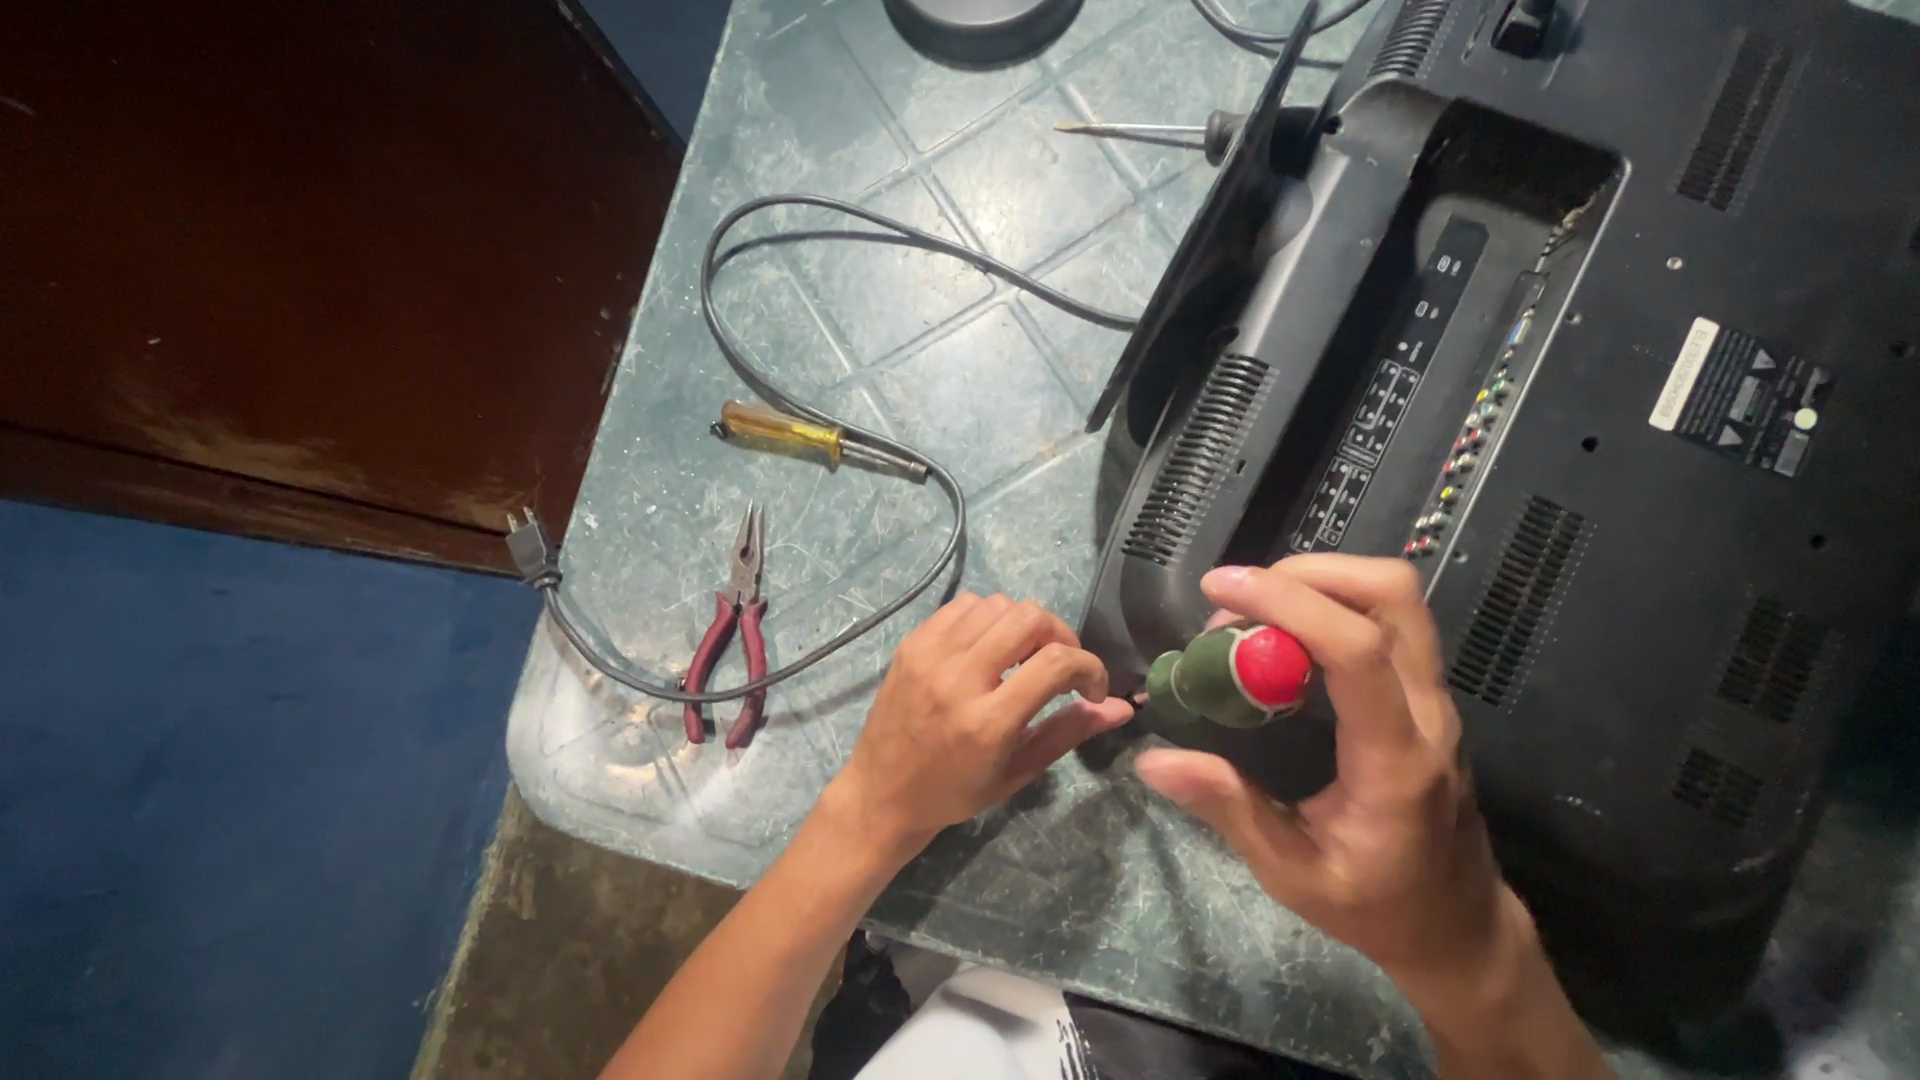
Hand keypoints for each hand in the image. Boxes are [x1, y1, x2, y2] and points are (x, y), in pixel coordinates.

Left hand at [829, 593, 1134, 848]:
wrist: (880, 793)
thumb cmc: (954, 793)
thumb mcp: (1018, 772)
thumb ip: (1069, 732)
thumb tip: (1121, 707)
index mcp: (987, 721)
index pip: (1055, 663)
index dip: (1089, 667)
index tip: (1091, 688)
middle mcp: (958, 678)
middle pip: (1028, 617)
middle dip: (1060, 635)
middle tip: (1059, 665)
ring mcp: (930, 654)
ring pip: (997, 604)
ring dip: (1024, 624)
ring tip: (1023, 657)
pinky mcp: (912, 643)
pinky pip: (963, 605)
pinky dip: (987, 618)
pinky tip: (988, 647)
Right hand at [1133, 555, 1528, 1005]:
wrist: (1458, 926)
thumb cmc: (1377, 907)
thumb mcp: (1293, 874)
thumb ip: (1229, 809)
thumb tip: (1154, 760)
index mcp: (1396, 758)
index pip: (1357, 650)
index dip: (1286, 602)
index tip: (1217, 589)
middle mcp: (1427, 711)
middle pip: (1390, 594)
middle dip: (1305, 573)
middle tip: (1235, 602)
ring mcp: (1433, 697)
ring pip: (1393, 596)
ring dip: (1317, 581)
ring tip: (1251, 614)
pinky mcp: (1424, 692)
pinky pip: (1385, 617)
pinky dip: (1328, 601)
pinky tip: (1280, 635)